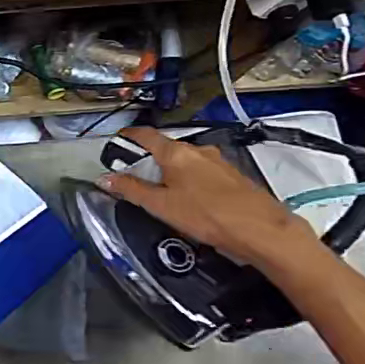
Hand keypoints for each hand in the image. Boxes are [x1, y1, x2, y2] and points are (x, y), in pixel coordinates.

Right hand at [97, 126, 324, 269]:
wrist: (259, 228)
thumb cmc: (208, 216)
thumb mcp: (163, 206)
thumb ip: (133, 191)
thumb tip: (106, 179)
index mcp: (177, 152)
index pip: (145, 135)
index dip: (128, 137)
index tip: (116, 143)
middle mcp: (198, 150)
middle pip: (166, 148)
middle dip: (148, 159)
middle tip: (133, 177)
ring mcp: (217, 161)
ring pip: (185, 161)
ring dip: (170, 171)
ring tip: (161, 194)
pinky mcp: (231, 175)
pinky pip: (202, 172)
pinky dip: (188, 180)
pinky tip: (190, 201)